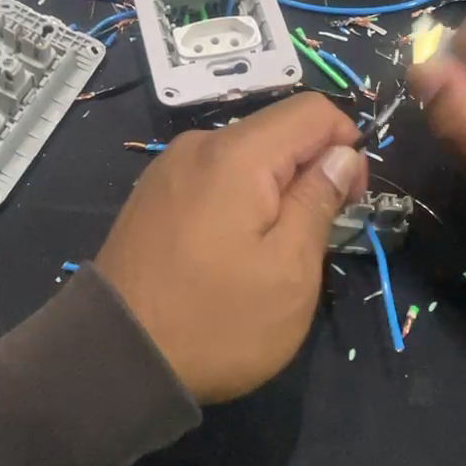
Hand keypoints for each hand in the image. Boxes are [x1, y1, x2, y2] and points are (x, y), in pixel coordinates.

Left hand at [94, 93, 365, 403]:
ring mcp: (169, 167)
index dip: (346, 144)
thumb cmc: (215, 319)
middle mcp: (198, 144)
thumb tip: (341, 153)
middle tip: (317, 233)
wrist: (115, 354)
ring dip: (275, 187)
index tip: (350, 198)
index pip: (311, 111)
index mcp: (235, 154)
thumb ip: (318, 199)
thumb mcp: (289, 269)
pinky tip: (234, 246)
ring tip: (274, 248)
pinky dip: (240, 197)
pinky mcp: (153, 193)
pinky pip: (213, 175)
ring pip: (244, 155)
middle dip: (310, 168)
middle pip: (275, 130)